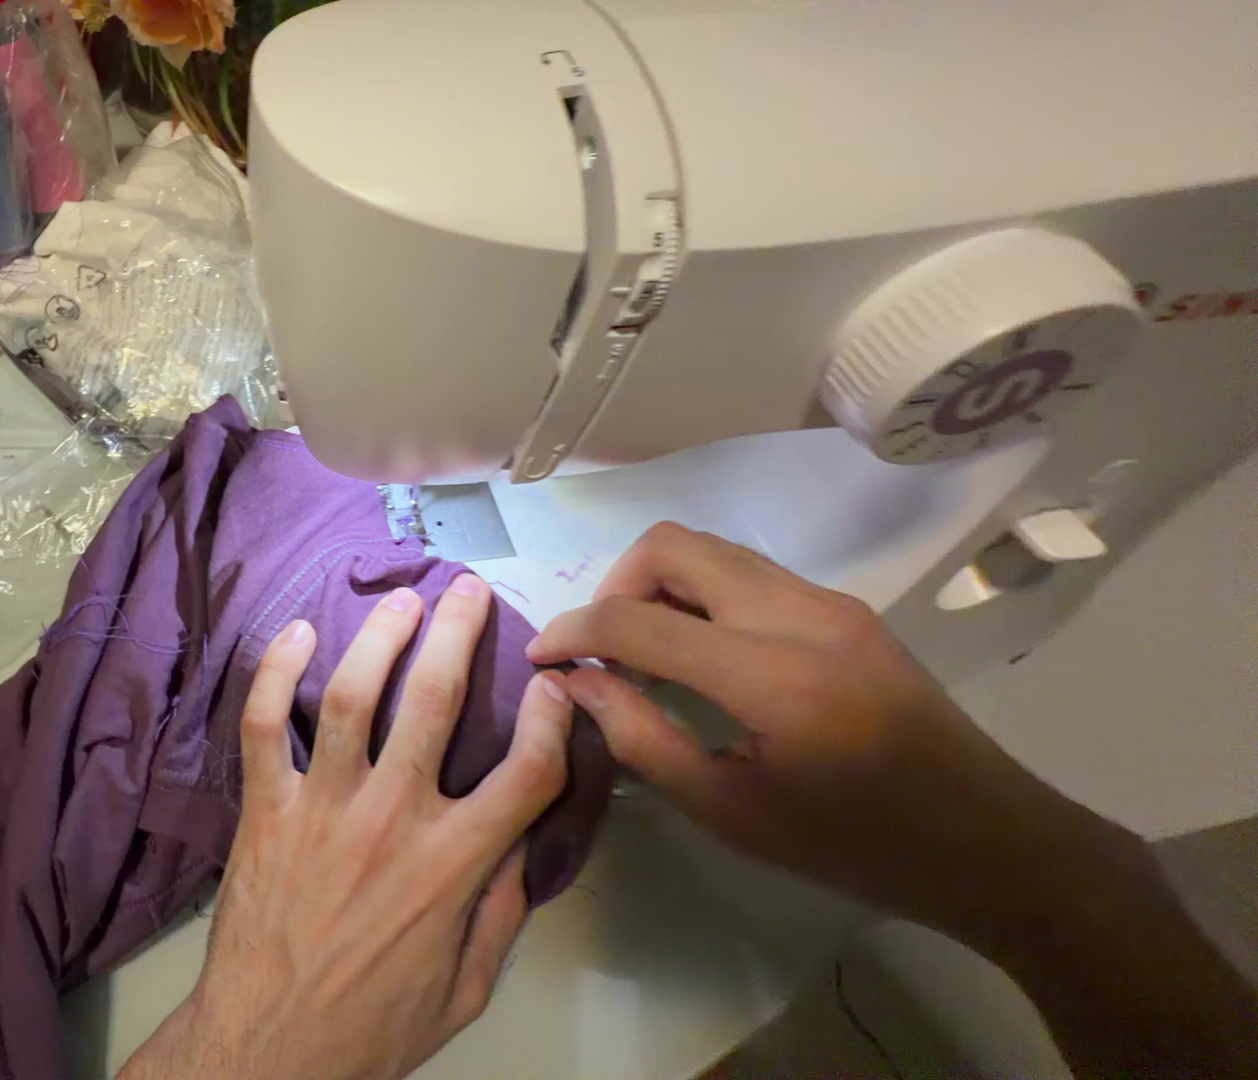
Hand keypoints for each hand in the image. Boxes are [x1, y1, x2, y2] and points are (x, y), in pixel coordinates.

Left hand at [119, 575, 573, 1079]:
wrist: (267, 1047)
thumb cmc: (373, 1022)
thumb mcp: (467, 987)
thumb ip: (502, 912)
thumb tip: (519, 842)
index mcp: (451, 865)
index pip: (524, 775)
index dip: (549, 720)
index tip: (552, 680)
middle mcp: (390, 819)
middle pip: (433, 704)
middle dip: (456, 635)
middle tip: (466, 590)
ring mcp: (321, 805)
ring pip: (351, 698)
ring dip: (378, 640)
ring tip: (400, 602)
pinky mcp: (265, 806)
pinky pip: (264, 725)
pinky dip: (274, 674)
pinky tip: (297, 634)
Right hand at [525, 522, 1136, 942]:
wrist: (995, 844)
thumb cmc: (855, 846)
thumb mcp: (730, 813)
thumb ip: (641, 738)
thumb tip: (575, 681)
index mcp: (772, 678)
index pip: (637, 620)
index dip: (572, 630)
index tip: (542, 655)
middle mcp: (799, 615)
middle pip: (669, 545)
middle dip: (613, 586)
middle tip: (605, 647)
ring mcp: (826, 601)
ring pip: (707, 548)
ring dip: (655, 584)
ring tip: (646, 648)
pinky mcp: (840, 605)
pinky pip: (743, 570)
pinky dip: (696, 592)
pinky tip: (699, 649)